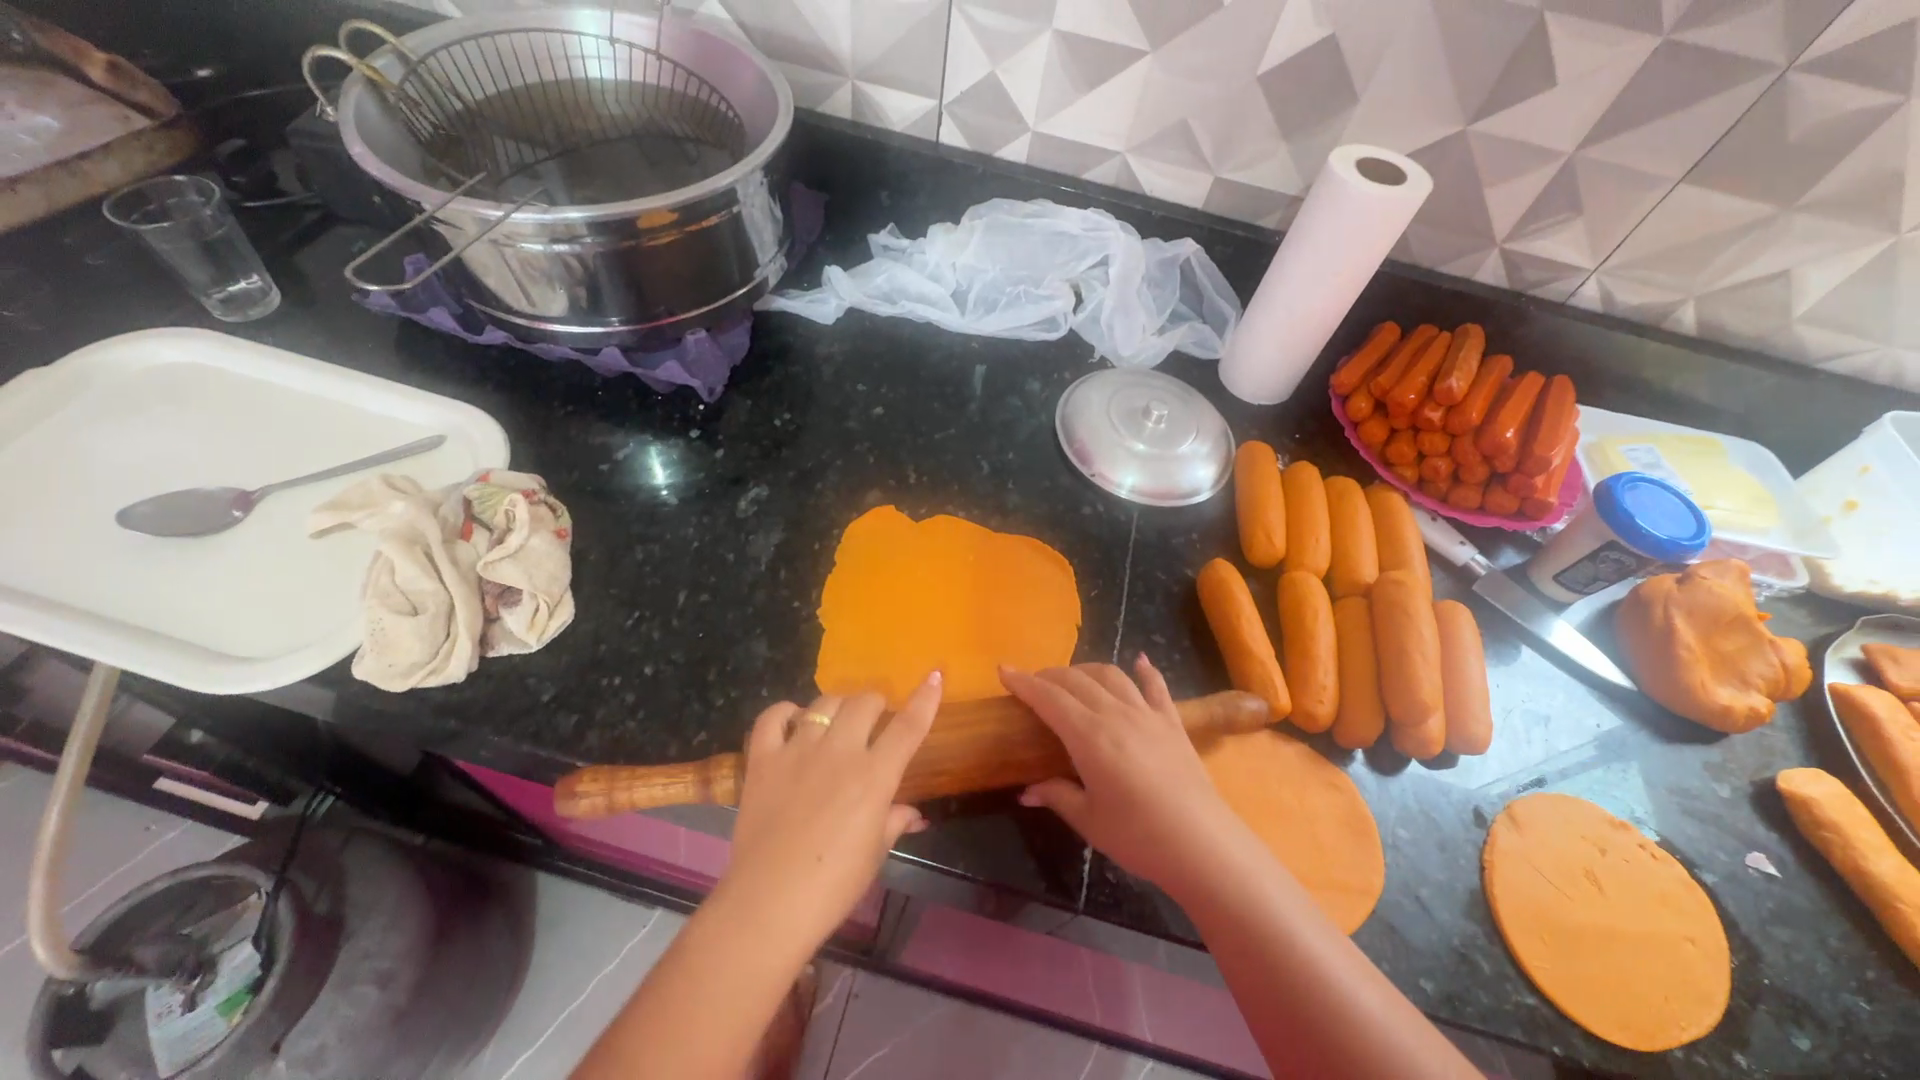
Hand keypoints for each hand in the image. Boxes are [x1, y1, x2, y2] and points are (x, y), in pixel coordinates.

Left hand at [717, 674, 939, 945]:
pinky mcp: (762, 760)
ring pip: (824, 703)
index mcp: (874, 776)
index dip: (924, 699)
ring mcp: (797, 751)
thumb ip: (893, 822)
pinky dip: (786, 712)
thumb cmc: (833, 886)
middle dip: (875, 703)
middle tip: (875, 718)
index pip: (908, 727)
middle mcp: (839, 752)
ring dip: (838, 706)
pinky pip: (773, 718)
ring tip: (837, 720)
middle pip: (864, 703)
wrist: (770, 902)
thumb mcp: (874, 854)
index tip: (935, 676)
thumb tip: (912, 813)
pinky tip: (793, 719)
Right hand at [1003, 657, 1251, 894]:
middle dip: (1049, 676)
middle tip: (1032, 684)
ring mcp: (1148, 716)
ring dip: (1087, 670)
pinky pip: (1156, 687)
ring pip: (1112, 676)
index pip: (1049, 698)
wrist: (1202, 845)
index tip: (1004, 670)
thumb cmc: (1138, 837)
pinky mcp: (1174, 724)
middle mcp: (1116, 715)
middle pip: (1077, 681)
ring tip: (1072, 679)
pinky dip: (1144, 671)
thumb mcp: (1089, 821)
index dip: (1024, 683)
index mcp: (1089, 736)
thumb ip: (1057, 796)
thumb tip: (1027, 790)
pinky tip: (1139, 662)